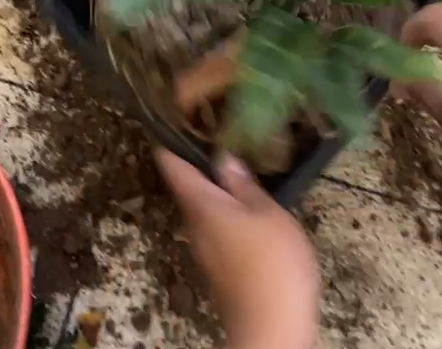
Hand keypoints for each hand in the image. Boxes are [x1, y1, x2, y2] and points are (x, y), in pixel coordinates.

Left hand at [154, 150, 317, 348]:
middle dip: (199, 160)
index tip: (178, 114)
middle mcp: (192, 223)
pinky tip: (249, 207)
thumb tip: (221, 155)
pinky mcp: (219, 267)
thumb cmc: (271, 265)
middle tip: (219, 132)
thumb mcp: (266, 213)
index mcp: (199, 203)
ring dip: (216, 187)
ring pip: (203, 206)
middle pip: (186, 184)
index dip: (169, 136)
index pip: (170, 162)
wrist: (272, 334)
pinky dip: (227, 210)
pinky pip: (216, 227)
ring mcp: (203, 248)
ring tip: (239, 165)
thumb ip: (243, 183)